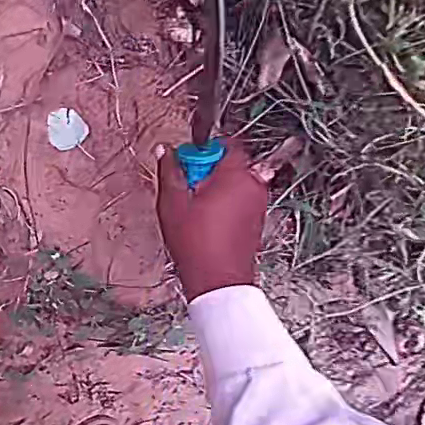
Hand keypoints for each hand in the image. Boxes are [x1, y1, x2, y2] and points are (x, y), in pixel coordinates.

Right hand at [154, 140, 281, 299]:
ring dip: (216, 185)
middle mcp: (253, 186)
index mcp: (235, 175)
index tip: (187, 163)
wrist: (218, 280)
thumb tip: (166, 151)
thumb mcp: (172, 202)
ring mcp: (257, 203)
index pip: (226, 144)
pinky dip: (225, 201)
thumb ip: (170, 171)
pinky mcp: (256, 218)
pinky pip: (240, 198)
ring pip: (235, 181)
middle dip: (207, 169)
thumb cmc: (197, 243)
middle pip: (230, 163)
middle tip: (187, 186)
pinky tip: (206, 218)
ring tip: (195, 205)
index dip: (203, 150)